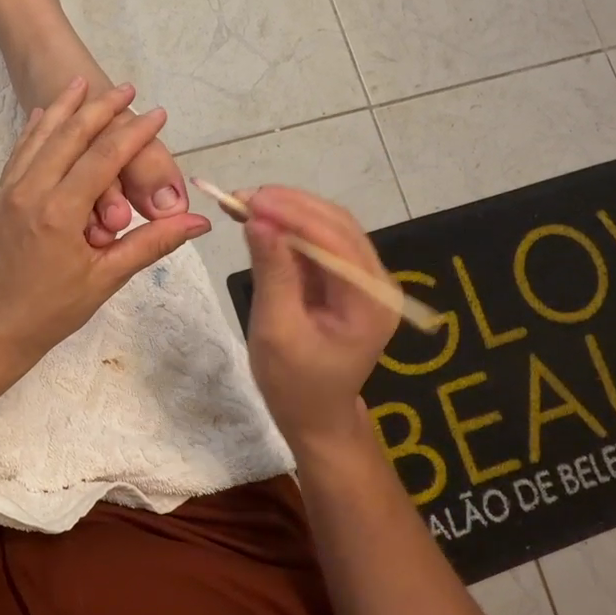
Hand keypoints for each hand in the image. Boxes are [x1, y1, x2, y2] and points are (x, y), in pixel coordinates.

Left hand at [0, 78, 210, 363]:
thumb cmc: (52, 310)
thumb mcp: (105, 278)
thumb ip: (150, 243)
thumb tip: (197, 222)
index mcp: (61, 212)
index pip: (105, 158)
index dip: (134, 133)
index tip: (158, 113)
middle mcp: (32, 192)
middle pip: (69, 136)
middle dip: (100, 108)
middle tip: (126, 87)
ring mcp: (11, 191)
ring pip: (39, 137)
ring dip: (62, 107)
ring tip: (80, 82)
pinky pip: (19, 153)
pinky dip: (33, 130)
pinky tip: (41, 115)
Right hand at [243, 187, 398, 450]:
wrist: (315, 417)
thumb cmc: (295, 383)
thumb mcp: (276, 331)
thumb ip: (272, 273)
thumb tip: (256, 221)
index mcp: (370, 301)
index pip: (334, 239)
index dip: (291, 212)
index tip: (247, 199)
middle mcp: (376, 283)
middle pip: (336, 223)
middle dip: (288, 204)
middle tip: (239, 197)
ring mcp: (364, 279)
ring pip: (328, 225)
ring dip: (287, 210)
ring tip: (242, 204)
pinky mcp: (345, 280)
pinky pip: (319, 241)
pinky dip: (288, 226)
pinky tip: (259, 220)